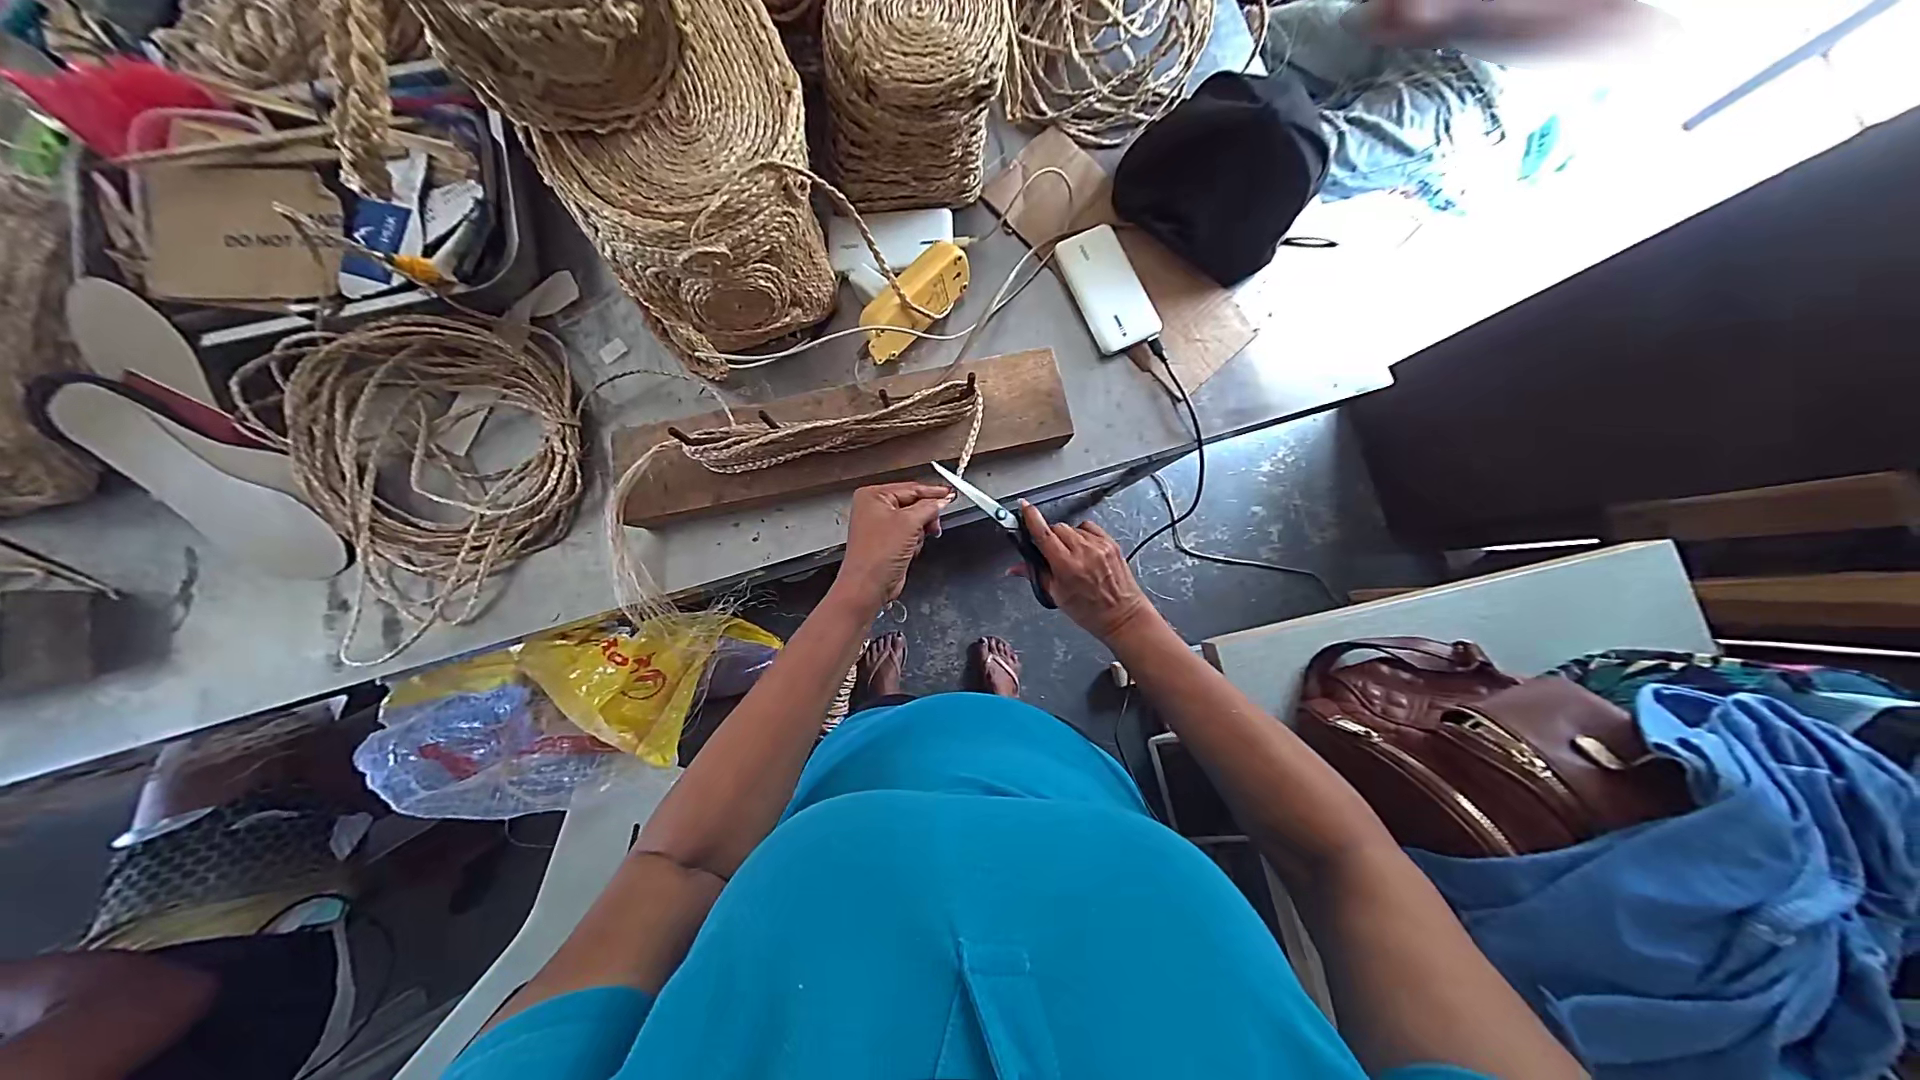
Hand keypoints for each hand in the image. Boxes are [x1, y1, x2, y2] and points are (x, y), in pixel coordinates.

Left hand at [831, 482, 951, 612]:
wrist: (869, 585)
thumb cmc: (877, 555)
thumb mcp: (910, 523)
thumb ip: (929, 508)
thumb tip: (941, 501)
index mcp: (873, 496)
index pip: (910, 488)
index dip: (932, 492)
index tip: (949, 493)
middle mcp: (874, 508)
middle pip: (913, 504)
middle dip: (925, 517)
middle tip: (933, 524)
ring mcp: (880, 526)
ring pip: (914, 521)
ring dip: (919, 533)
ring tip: (913, 542)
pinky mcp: (887, 542)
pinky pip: (910, 535)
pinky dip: (914, 542)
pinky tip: (909, 551)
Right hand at [1017, 501, 1161, 642]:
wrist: (1122, 615)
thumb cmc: (1090, 611)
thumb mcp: (1057, 595)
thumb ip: (1035, 575)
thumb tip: (1015, 568)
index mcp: (1066, 566)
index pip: (1043, 533)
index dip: (1031, 517)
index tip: (1025, 507)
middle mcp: (1084, 553)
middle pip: (1057, 528)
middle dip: (1050, 537)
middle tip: (1052, 553)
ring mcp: (1099, 546)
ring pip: (1072, 528)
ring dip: (1067, 537)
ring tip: (1072, 557)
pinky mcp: (1110, 543)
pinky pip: (1089, 528)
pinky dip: (1082, 535)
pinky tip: (1084, 551)